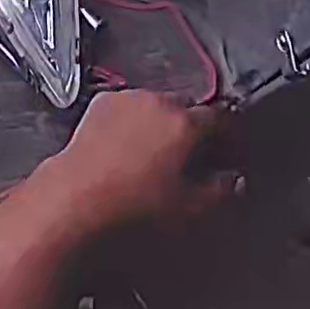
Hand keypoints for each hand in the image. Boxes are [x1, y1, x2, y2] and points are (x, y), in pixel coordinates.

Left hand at [25, 90, 237, 236]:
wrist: (74, 199)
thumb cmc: (134, 207)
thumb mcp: (188, 210)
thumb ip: (220, 191)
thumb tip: (234, 180)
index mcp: (184, 122)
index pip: (219, 119)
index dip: (228, 136)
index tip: (229, 151)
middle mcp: (156, 101)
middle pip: (186, 106)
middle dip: (193, 126)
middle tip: (193, 154)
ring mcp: (125, 98)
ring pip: (155, 103)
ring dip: (161, 120)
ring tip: (157, 151)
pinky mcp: (99, 104)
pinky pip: (127, 106)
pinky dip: (133, 119)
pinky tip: (128, 145)